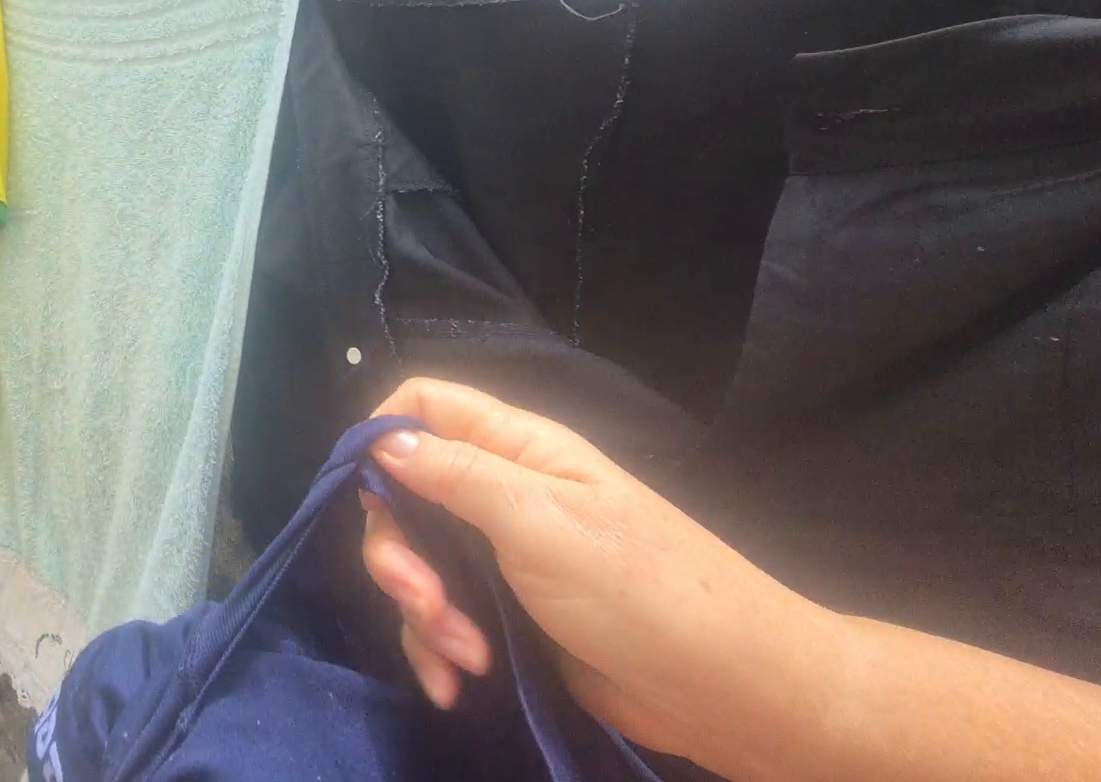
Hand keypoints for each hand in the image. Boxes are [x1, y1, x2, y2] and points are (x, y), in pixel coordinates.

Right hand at [360, 378, 843, 770]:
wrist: (733, 697)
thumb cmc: (643, 590)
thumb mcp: (541, 522)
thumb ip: (455, 474)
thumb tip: (379, 440)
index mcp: (512, 448)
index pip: (424, 403)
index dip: (384, 432)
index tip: (367, 488)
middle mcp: (495, 490)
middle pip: (402, 491)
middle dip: (398, 549)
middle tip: (423, 599)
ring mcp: (495, 552)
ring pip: (414, 558)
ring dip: (420, 609)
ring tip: (461, 655)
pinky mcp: (499, 610)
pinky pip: (436, 613)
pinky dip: (434, 645)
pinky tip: (453, 683)